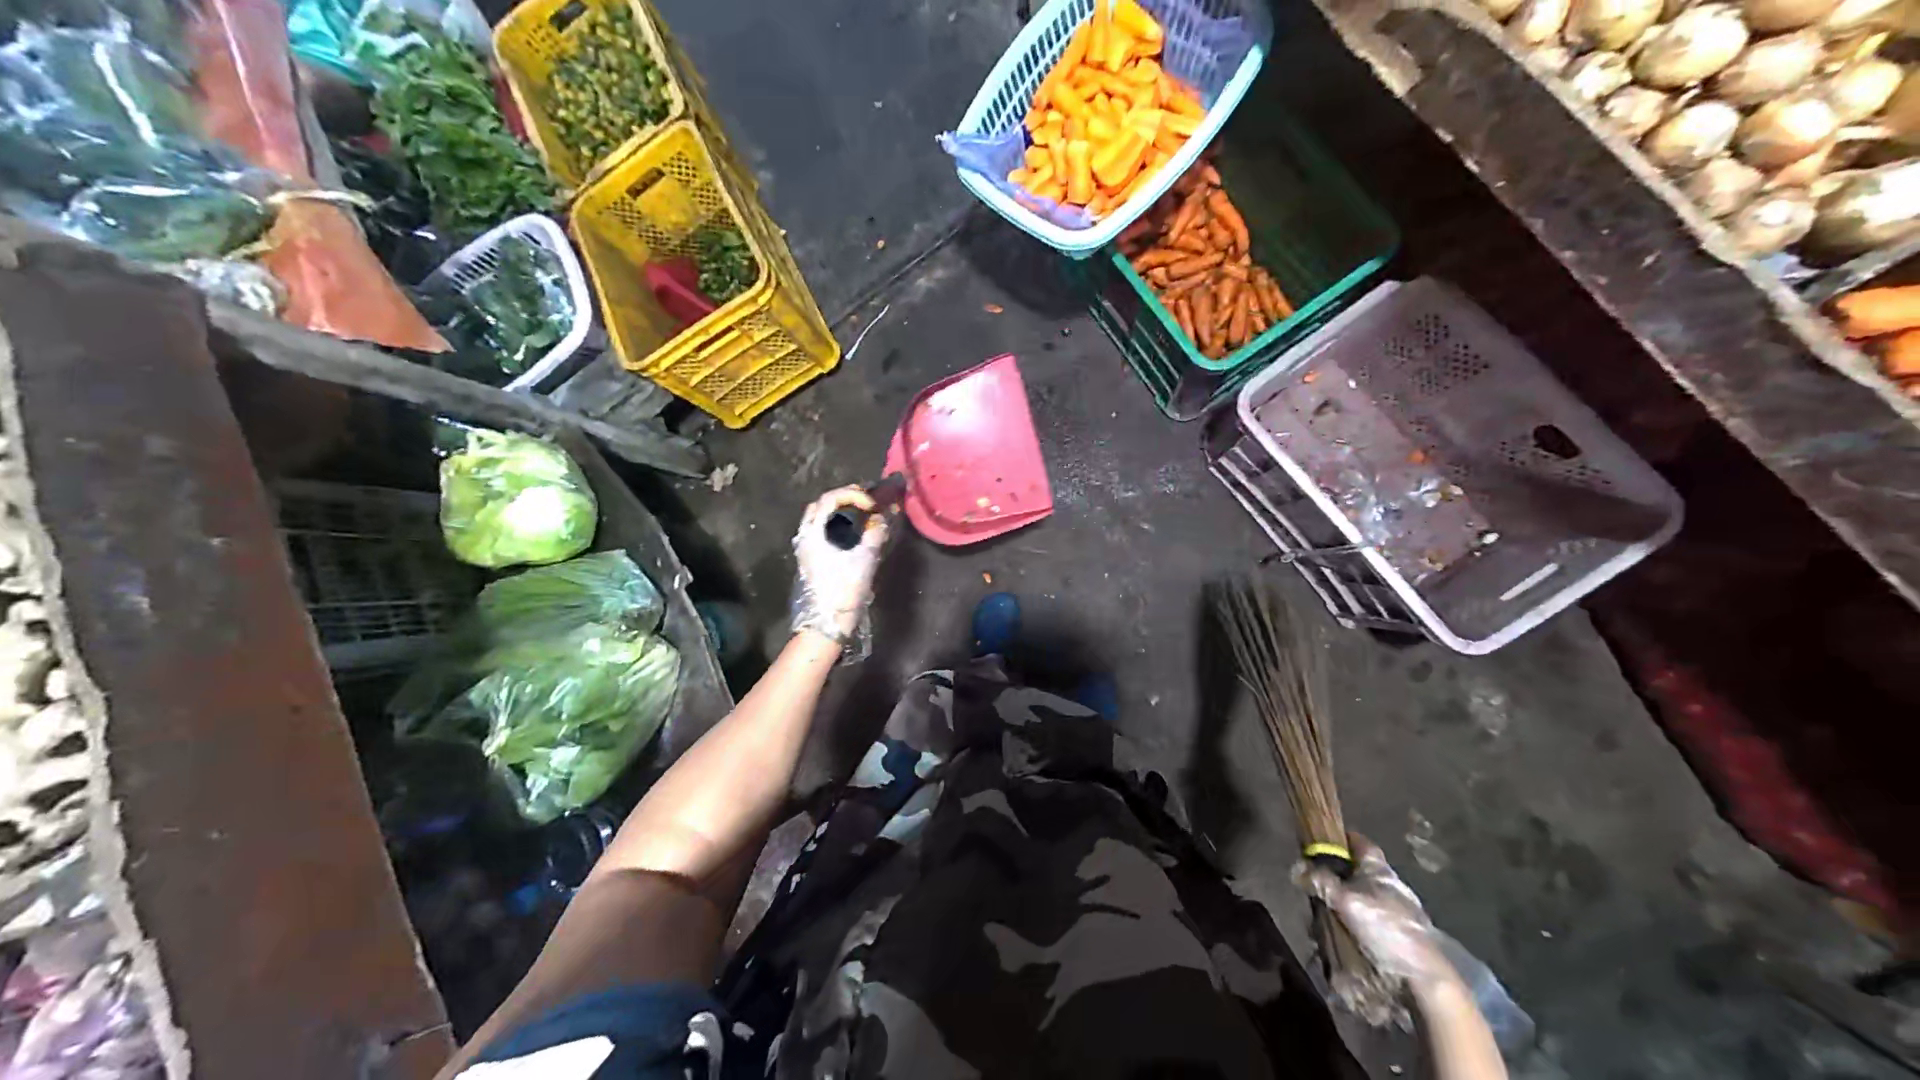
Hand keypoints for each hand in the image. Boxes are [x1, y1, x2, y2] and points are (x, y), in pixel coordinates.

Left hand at [791, 485, 889, 642]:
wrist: (824, 623)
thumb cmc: (842, 591)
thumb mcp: (863, 561)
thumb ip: (873, 536)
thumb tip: (880, 520)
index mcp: (814, 533)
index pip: (830, 499)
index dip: (852, 494)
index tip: (872, 505)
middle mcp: (805, 536)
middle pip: (821, 505)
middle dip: (844, 499)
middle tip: (866, 502)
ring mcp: (805, 548)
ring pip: (818, 519)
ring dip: (839, 513)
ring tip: (862, 516)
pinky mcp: (810, 559)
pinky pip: (820, 532)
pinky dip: (835, 526)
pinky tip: (852, 534)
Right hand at [1298, 838, 1457, 993]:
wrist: (1422, 976)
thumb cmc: (1385, 928)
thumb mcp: (1346, 900)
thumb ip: (1321, 882)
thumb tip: (1297, 867)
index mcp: (1379, 869)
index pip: (1359, 841)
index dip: (1339, 837)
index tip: (1317, 841)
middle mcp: (1389, 884)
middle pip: (1355, 870)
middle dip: (1333, 876)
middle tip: (1311, 885)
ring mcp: (1395, 911)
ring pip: (1359, 897)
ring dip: (1340, 904)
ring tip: (1321, 918)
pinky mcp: (1397, 935)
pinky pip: (1365, 921)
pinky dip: (1350, 924)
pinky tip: (1339, 936)